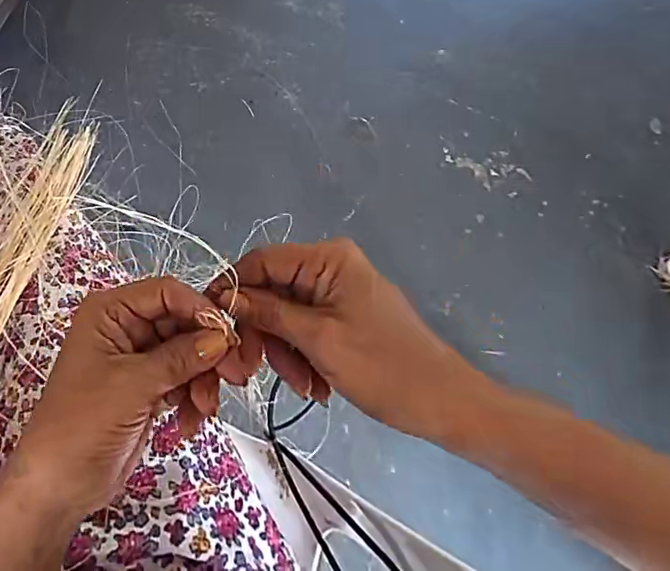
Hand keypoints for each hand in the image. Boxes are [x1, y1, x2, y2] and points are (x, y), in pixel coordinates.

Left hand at [0, 277, 232, 569]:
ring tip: (202, 409)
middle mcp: (122, 327)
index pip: (164, 293)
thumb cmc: (83, 420)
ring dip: (202, 380)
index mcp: (109, 310)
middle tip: (234, 377)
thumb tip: (219, 338)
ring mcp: (134, 359)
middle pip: (180, 323)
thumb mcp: (133, 384)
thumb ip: (178, 358)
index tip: (229, 336)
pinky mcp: (145, 388)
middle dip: (207, 350)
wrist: (61, 479)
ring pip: (186, 353)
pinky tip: (188, 423)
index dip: (199, 309)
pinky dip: (192, 398)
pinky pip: (181, 380)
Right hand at [209, 239, 491, 443]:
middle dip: (266, 331)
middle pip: (272, 290)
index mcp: (327, 258)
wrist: (456, 411)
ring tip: (305, 386)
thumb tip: (224, 297)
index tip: (214, 319)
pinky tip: (316, 384)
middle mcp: (331, 266)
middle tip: (256, 368)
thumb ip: (267, 313)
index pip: (261, 261)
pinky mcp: (346, 314)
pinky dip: (303, 354)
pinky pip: (306, 326)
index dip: (234, 288)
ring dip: (285, 350)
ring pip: (285, 313)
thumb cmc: (388, 370)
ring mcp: (339, 290)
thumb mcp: (318, 341)